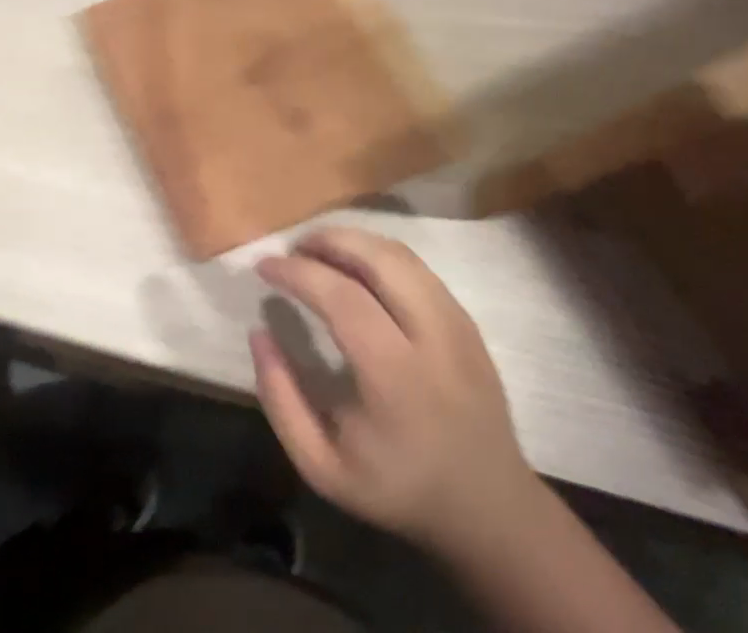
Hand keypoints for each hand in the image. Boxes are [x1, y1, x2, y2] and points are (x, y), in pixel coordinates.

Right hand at [250, 227, 541, 552]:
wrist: (488, 507)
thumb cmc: (397, 488)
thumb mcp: (320, 465)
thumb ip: (281, 400)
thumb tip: (259, 335)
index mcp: (395, 378)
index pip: (343, 298)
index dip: (298, 273)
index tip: (263, 267)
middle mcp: (434, 340)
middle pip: (382, 260)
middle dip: (330, 240)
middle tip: (291, 248)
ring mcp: (459, 328)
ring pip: (405, 258)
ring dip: (356, 242)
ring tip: (318, 251)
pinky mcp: (470, 326)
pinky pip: (422, 272)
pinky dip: (381, 257)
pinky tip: (356, 269)